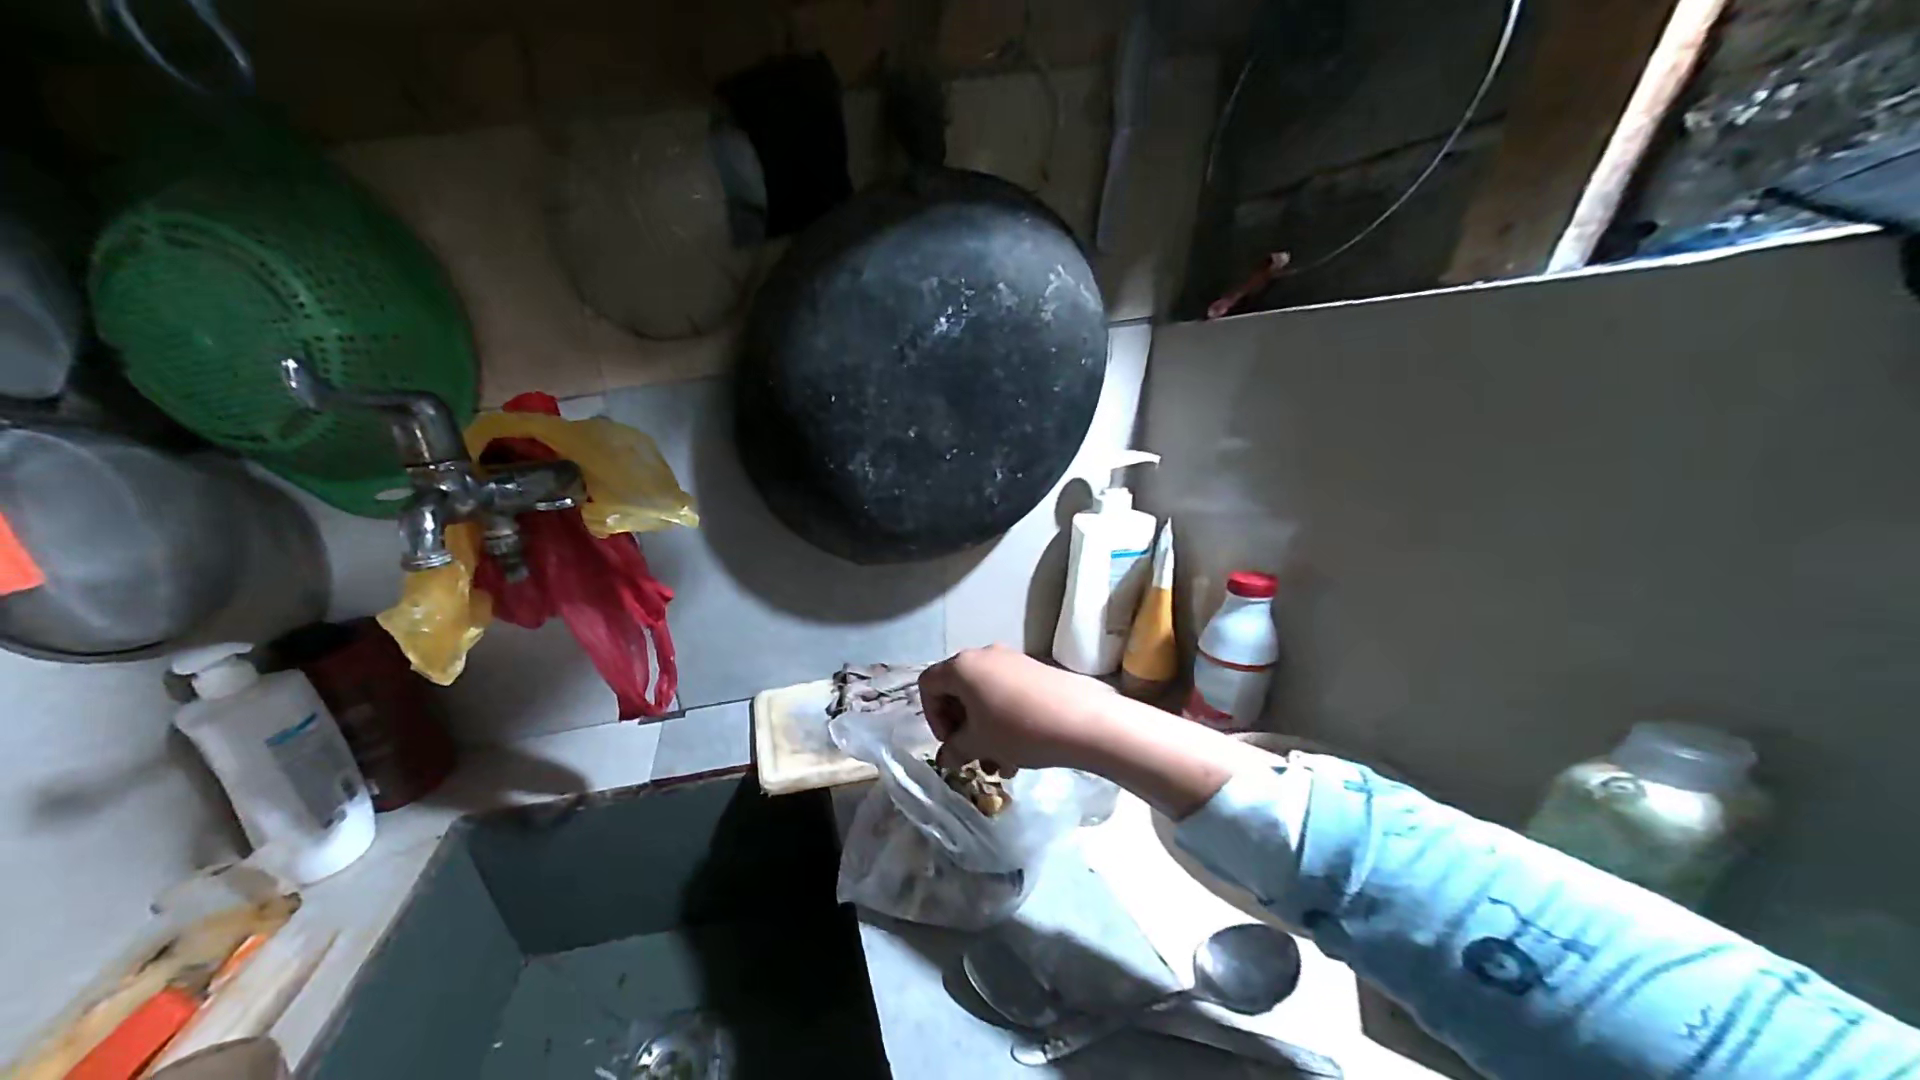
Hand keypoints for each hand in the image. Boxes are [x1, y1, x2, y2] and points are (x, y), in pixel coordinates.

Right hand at [918, 646, 1116, 772]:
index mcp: (962, 666)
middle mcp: (984, 655)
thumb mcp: (979, 744)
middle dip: (962, 727)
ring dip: (985, 730)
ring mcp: (1012, 660)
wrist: (1082, 720)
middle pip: (958, 690)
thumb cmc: (1018, 729)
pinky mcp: (1034, 671)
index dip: (932, 716)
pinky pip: (1007, 694)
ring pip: (985, 696)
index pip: (929, 684)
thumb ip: (954, 749)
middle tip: (974, 756)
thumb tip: (947, 757)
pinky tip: (1020, 752)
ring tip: (1002, 765)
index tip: (951, 743)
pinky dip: (1005, 720)